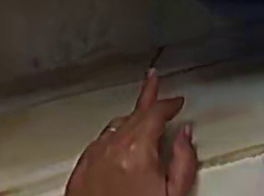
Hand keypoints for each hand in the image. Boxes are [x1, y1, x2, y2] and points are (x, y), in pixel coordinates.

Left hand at [65, 71, 196, 195]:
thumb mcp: (174, 195)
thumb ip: (185, 161)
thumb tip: (186, 135)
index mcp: (137, 149)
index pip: (155, 112)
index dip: (169, 104)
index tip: (177, 102)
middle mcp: (111, 148)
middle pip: (134, 114)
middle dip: (148, 99)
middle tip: (153, 79)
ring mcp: (92, 161)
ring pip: (115, 127)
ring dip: (130, 119)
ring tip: (139, 112)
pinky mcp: (78, 176)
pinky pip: (97, 145)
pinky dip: (110, 138)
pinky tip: (116, 139)